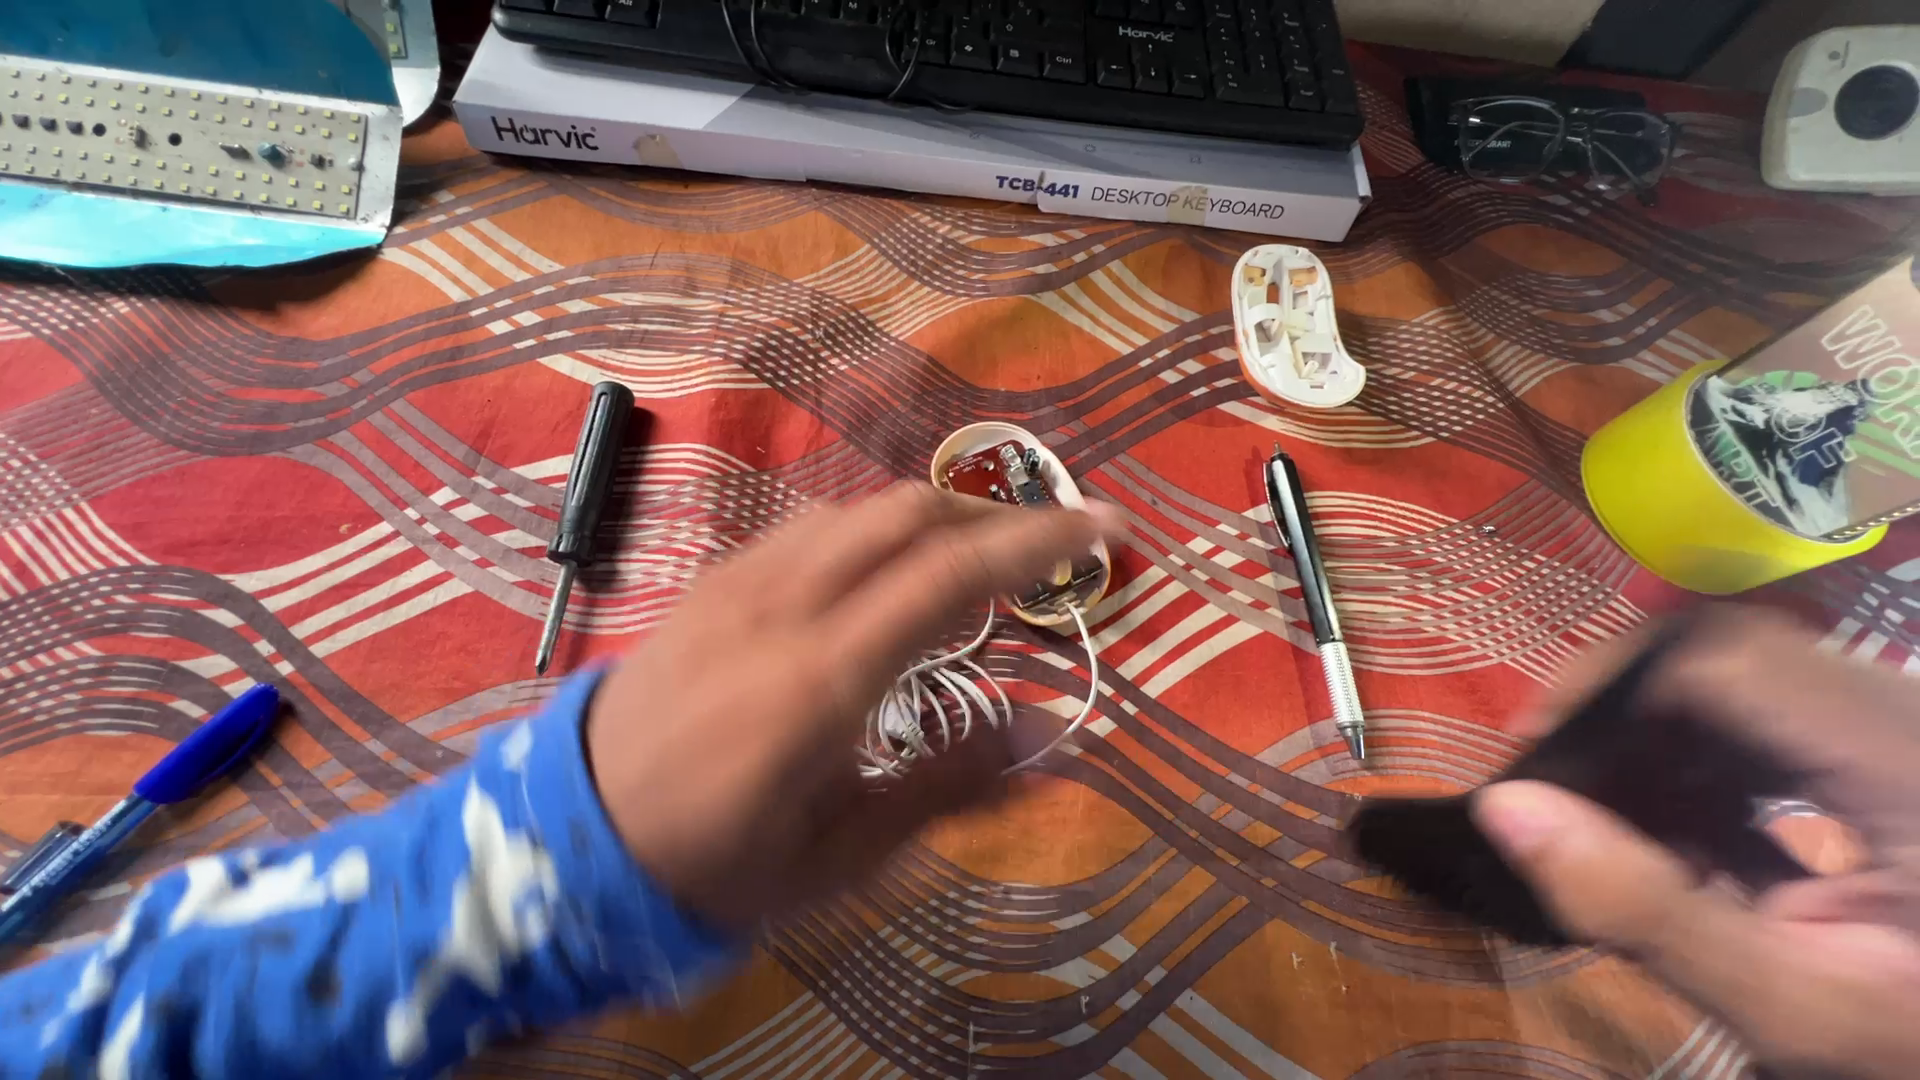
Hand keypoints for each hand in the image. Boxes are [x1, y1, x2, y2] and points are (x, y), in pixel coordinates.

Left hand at [583, 482, 1123, 931]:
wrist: (568, 837)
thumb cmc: (710, 864)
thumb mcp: (837, 855)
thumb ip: (947, 787)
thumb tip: (1046, 736)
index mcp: (819, 679)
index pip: (948, 576)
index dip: (1037, 540)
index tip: (1102, 526)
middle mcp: (781, 605)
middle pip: (908, 513)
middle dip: (993, 515)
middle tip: (1046, 548)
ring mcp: (739, 581)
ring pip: (860, 510)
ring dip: (934, 518)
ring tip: (976, 559)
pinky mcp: (712, 579)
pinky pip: (811, 527)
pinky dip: (874, 531)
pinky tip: (887, 571)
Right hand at [1471, 606, 1919, 1077]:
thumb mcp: (1793, 1008)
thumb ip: (1647, 911)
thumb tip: (1504, 809)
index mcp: (1904, 768)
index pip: (1723, 661)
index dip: (1607, 683)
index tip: (1538, 748)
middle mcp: (1901, 726)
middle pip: (1717, 662)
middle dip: (1614, 714)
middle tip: (1557, 779)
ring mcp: (1891, 737)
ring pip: (1726, 690)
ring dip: (1644, 745)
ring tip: (1609, 822)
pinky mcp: (1877, 758)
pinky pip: (1754, 726)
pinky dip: (1687, 772)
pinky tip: (1676, 839)